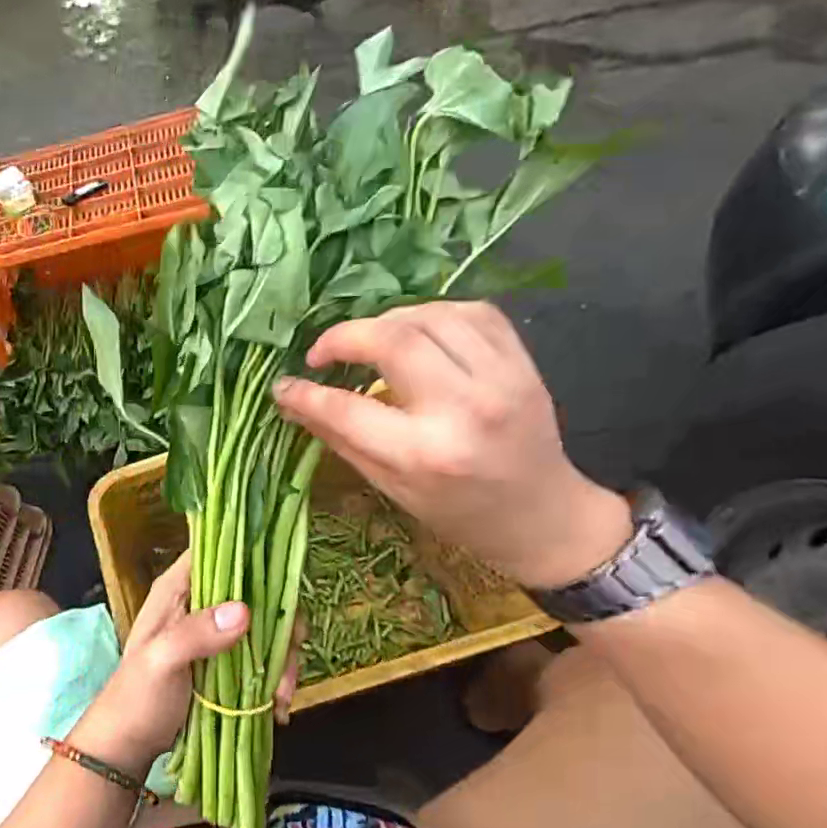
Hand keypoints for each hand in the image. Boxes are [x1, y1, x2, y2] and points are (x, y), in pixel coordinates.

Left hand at [70, 553, 302, 776]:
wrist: (129, 744)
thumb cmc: (135, 697)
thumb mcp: (160, 662)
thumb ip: (196, 634)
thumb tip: (244, 610)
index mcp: (179, 587)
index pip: (219, 550)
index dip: (253, 555)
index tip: (282, 582)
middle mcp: (202, 601)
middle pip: (256, 590)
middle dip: (280, 622)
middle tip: (290, 656)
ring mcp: (217, 631)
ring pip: (266, 625)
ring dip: (282, 657)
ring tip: (281, 696)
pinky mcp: (229, 660)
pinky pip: (264, 656)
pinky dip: (276, 677)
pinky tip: (277, 705)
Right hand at [271, 301, 632, 588]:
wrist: (543, 515)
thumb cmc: (457, 511)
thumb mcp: (389, 486)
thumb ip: (338, 437)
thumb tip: (289, 400)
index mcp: (425, 455)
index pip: (347, 408)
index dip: (305, 392)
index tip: (284, 384)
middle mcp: (464, 410)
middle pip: (393, 340)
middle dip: (344, 337)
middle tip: (323, 354)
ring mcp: (501, 380)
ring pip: (429, 316)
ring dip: (385, 321)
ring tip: (368, 342)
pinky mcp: (522, 362)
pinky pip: (471, 312)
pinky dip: (432, 313)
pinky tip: (415, 332)